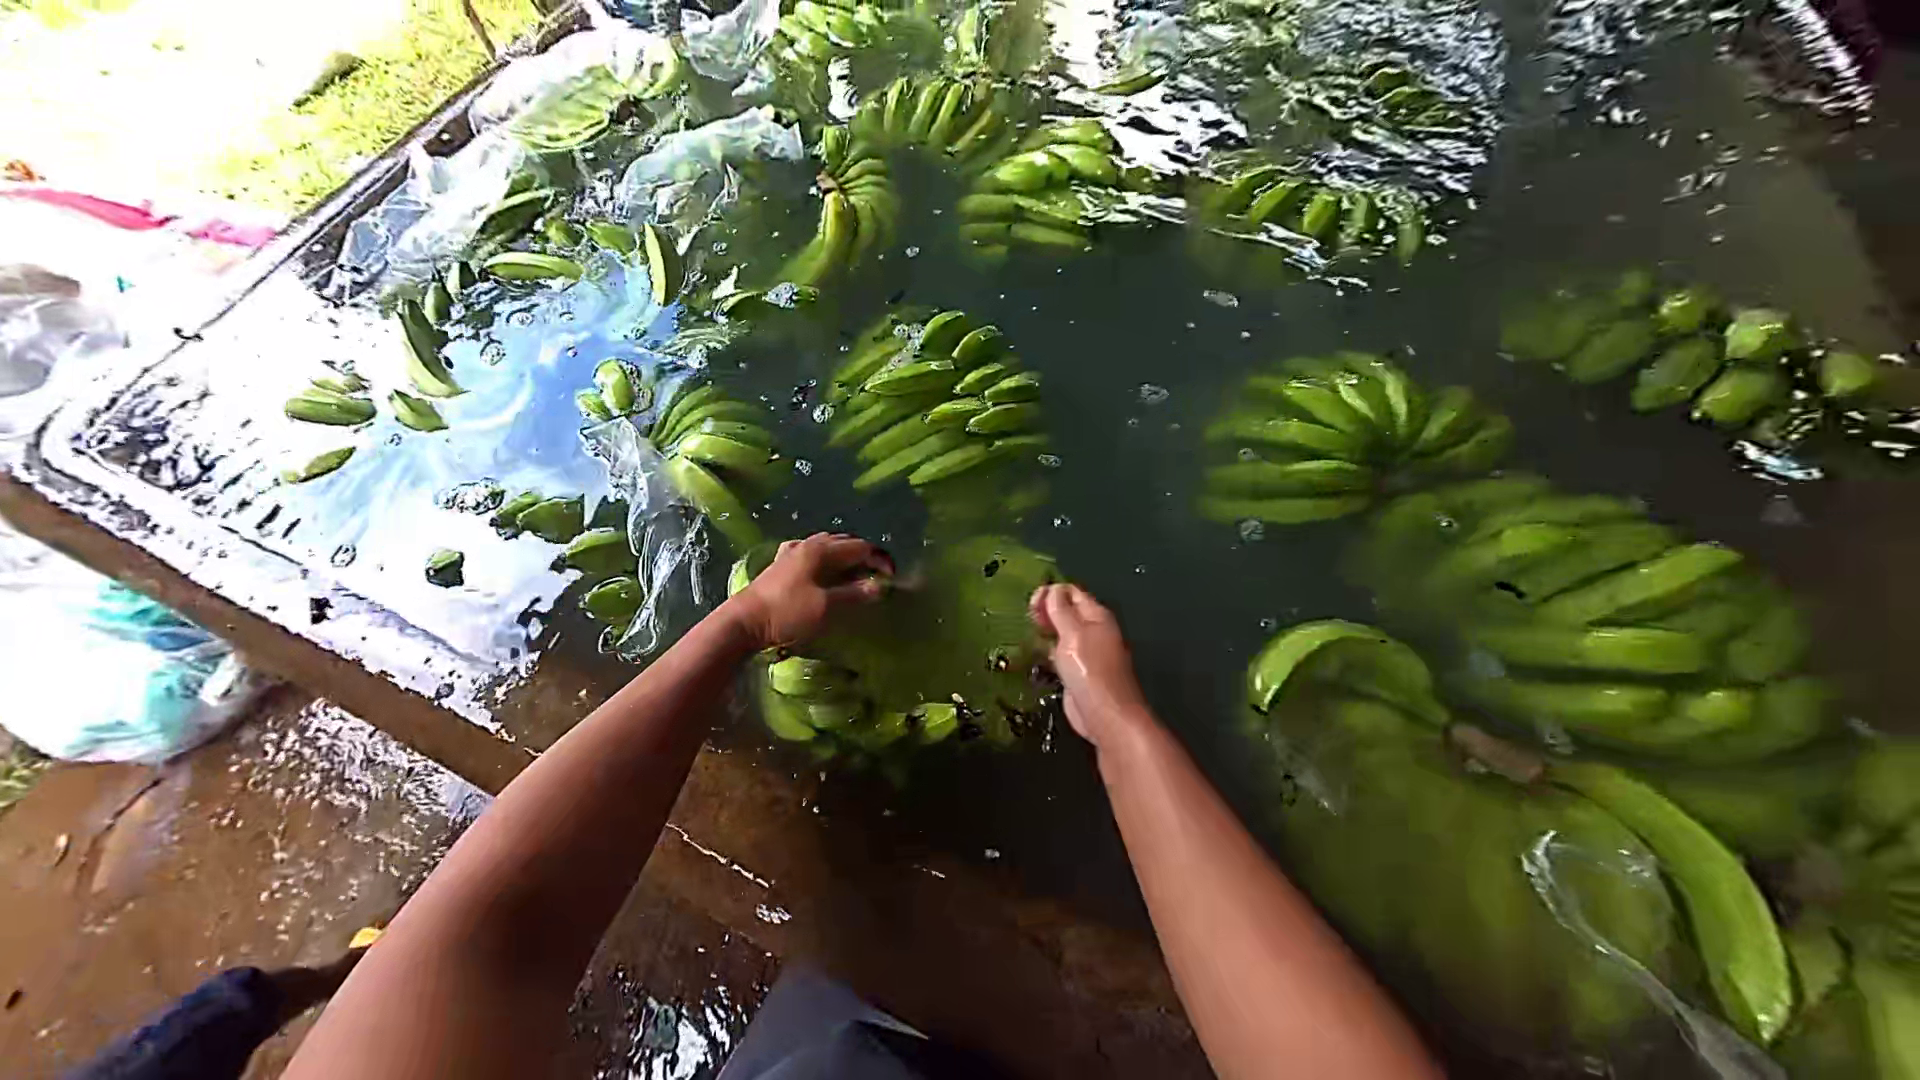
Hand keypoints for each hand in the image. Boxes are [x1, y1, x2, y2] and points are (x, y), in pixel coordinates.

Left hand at [723, 533, 892, 650]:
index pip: (860, 547)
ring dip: (845, 556)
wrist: (743, 623)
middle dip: (864, 555)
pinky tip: (824, 569)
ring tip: (856, 573)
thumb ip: (854, 594)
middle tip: (877, 574)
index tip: (891, 577)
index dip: (879, 559)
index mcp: (821, 550)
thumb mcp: (826, 606)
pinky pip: (811, 553)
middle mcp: (807, 544)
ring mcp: (791, 553)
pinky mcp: (781, 565)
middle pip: (844, 542)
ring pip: (826, 545)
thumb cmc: (787, 613)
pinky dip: (826, 558)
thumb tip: (879, 586)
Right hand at [1029, 583, 1155, 749]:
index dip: (1051, 592)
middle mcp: (1093, 631)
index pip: (1072, 593)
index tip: (1031, 604)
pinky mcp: (1077, 672)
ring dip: (1045, 630)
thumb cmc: (1090, 670)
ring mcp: (1086, 652)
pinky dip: (1047, 650)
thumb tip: (1052, 589)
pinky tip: (1035, 654)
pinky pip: (1060, 653)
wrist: (1104, 715)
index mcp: (1096, 616)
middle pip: (1067, 611)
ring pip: (1062, 632)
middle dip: (1046, 610)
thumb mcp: (1073, 634)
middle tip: (1028, 619)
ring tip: (1028, 632)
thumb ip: (1061, 610)